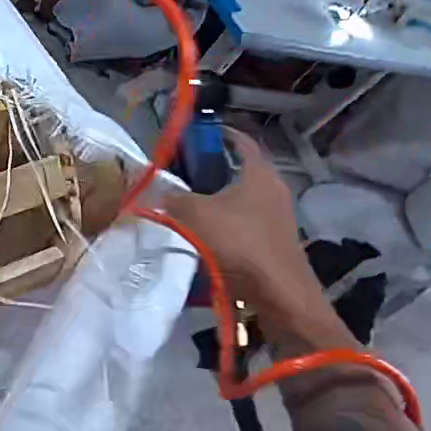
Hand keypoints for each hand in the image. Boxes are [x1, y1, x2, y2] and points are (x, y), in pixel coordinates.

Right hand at [161, 127, 355, 353]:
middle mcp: (273, 189)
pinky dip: (223, 225)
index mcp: (260, 173)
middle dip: (210, 170)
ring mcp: (277, 218)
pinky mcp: (273, 243)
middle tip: (180, 173)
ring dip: (215, 200)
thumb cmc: (240, 244)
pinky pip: (243, 224)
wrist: (280, 297)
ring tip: (184, 206)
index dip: (218, 133)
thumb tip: (150, 190)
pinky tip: (201, 236)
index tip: (194, 135)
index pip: (240, 140)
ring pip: (240, 199)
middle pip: (239, 170)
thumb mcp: (195, 214)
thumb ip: (171, 198)